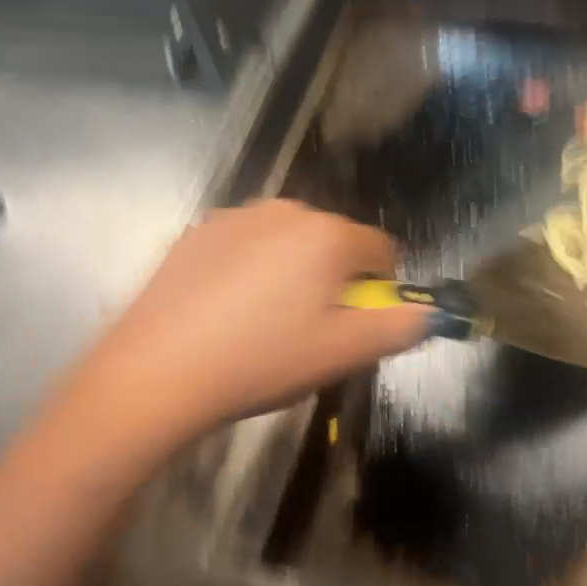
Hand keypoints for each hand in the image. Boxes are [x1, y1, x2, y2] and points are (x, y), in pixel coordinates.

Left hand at [59, 200, 427, 445]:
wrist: (156, 373)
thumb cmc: (263, 361)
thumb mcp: (345, 353)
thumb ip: (401, 327)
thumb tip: (431, 312)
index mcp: (328, 236)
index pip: (382, 249)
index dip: (381, 288)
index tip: (359, 324)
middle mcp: (285, 212)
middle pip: (335, 242)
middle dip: (336, 278)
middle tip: (312, 330)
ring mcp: (234, 219)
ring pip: (289, 243)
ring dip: (294, 273)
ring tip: (266, 324)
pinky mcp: (194, 235)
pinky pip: (246, 247)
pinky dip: (251, 272)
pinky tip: (228, 315)